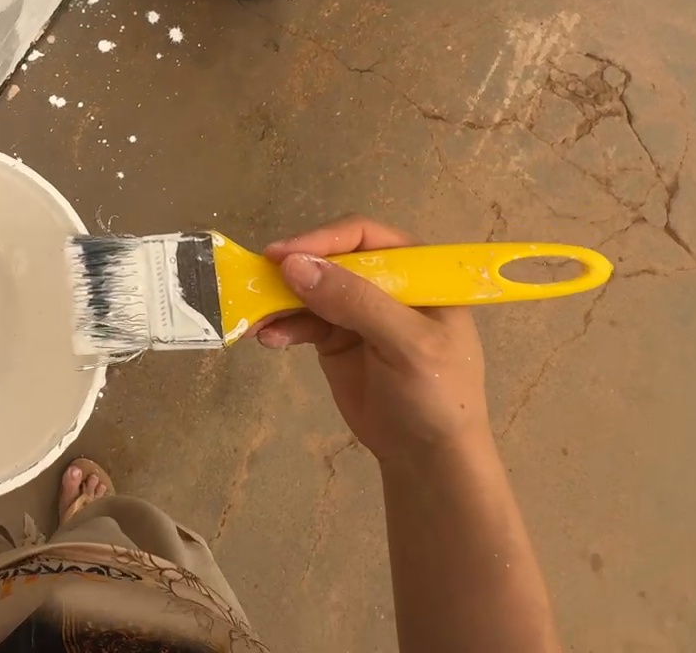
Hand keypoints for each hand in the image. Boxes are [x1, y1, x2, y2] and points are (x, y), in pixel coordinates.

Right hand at [253, 216, 492, 465]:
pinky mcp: (333, 336)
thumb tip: (293, 265)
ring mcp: (356, 310)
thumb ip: (355, 302)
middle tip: (259, 280)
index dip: (322, 239)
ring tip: (258, 320)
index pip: (363, 236)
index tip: (283, 255)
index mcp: (416, 274)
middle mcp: (384, 284)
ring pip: (308, 288)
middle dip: (294, 270)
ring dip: (279, 300)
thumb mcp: (407, 346)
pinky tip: (269, 340)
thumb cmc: (437, 397)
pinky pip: (300, 319)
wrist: (428, 460)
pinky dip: (282, 326)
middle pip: (328, 258)